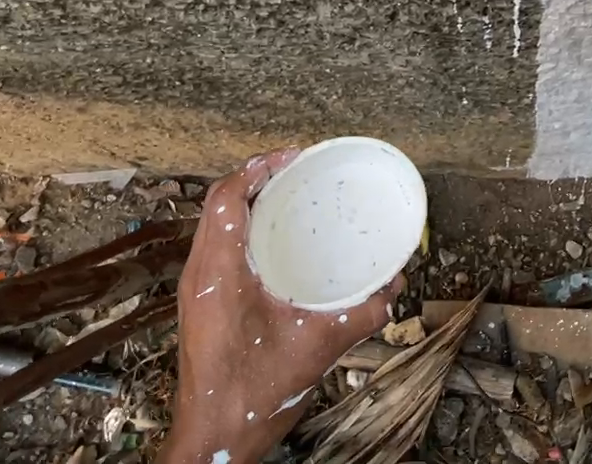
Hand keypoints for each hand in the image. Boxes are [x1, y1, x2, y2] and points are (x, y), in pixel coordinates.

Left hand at [164, 151, 400, 463]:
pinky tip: (276, 234)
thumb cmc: (252, 396)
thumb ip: (362, 315)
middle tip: (298, 167)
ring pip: (215, 221)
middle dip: (256, 175)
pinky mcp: (202, 301)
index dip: (257, 167)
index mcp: (218, 275)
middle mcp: (201, 274)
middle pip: (219, 202)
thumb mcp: (318, 348)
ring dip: (248, 198)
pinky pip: (218, 242)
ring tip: (288, 190)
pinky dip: (244, 223)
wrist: (211, 441)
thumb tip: (394, 285)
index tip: (295, 156)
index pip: (226, 199)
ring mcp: (197, 288)